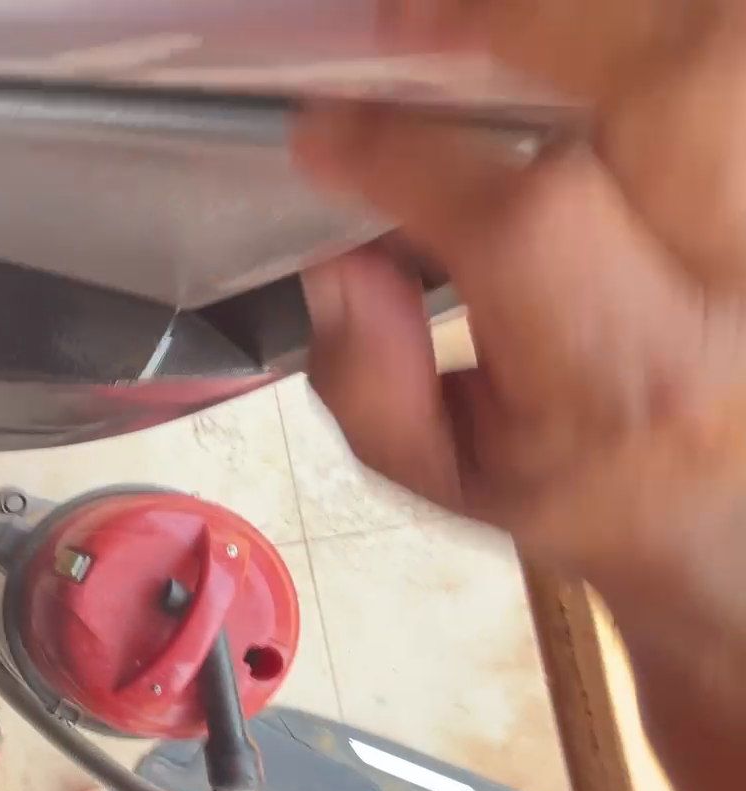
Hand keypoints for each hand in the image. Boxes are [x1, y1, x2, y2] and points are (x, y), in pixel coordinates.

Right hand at [292, 0, 745, 586]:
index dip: (411, 155)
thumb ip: (364, 379)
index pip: (525, 220)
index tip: (324, 127)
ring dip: (615, 17)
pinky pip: (740, 78)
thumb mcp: (427, 467)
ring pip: (737, 55)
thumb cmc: (559, 485)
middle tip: (417, 17)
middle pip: (690, 79)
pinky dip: (671, 45)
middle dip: (538, 19)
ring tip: (490, 16)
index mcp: (619, 371)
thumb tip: (337, 260)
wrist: (730, 504)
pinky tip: (588, 46)